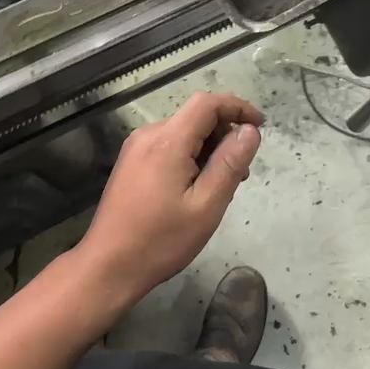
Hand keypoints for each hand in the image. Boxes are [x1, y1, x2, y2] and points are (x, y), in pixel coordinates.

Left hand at [73, 92, 263, 305]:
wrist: (109, 265)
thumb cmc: (161, 240)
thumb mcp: (206, 206)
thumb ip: (229, 164)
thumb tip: (249, 131)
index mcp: (167, 141)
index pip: (207, 103)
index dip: (237, 107)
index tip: (260, 125)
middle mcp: (149, 135)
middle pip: (195, 117)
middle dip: (224, 135)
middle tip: (241, 174)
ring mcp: (136, 148)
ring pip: (183, 133)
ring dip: (208, 149)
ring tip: (220, 187)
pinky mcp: (131, 163)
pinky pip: (168, 147)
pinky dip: (190, 157)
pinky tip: (195, 189)